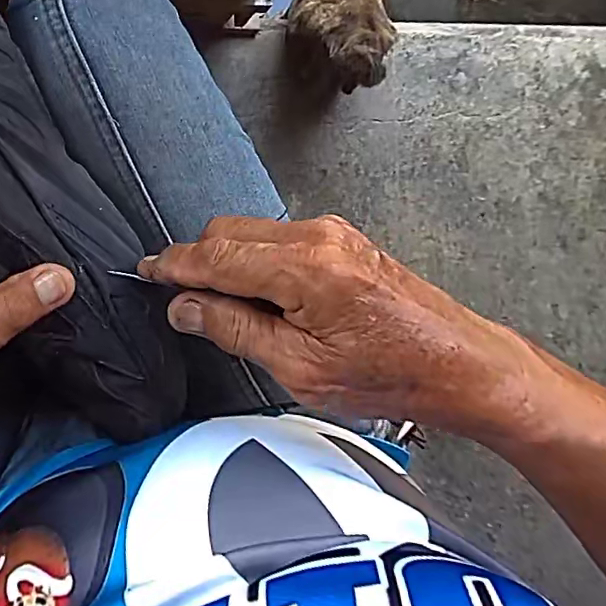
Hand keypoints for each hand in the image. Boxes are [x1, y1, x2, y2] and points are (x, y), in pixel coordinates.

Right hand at [138, 216, 544, 435]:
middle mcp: (317, 237)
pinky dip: (254, 259)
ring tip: (224, 306)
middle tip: (180, 296)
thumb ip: (234, 329)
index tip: (147, 270)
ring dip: (226, 261)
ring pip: (250, 232)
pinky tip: (258, 294)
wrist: (458, 363)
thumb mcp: (301, 368)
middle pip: (228, 232)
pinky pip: (276, 237)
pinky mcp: (339, 238)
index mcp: (306, 268)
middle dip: (196, 260)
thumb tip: (187, 307)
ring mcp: (331, 232)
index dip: (174, 264)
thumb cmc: (393, 374)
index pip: (216, 255)